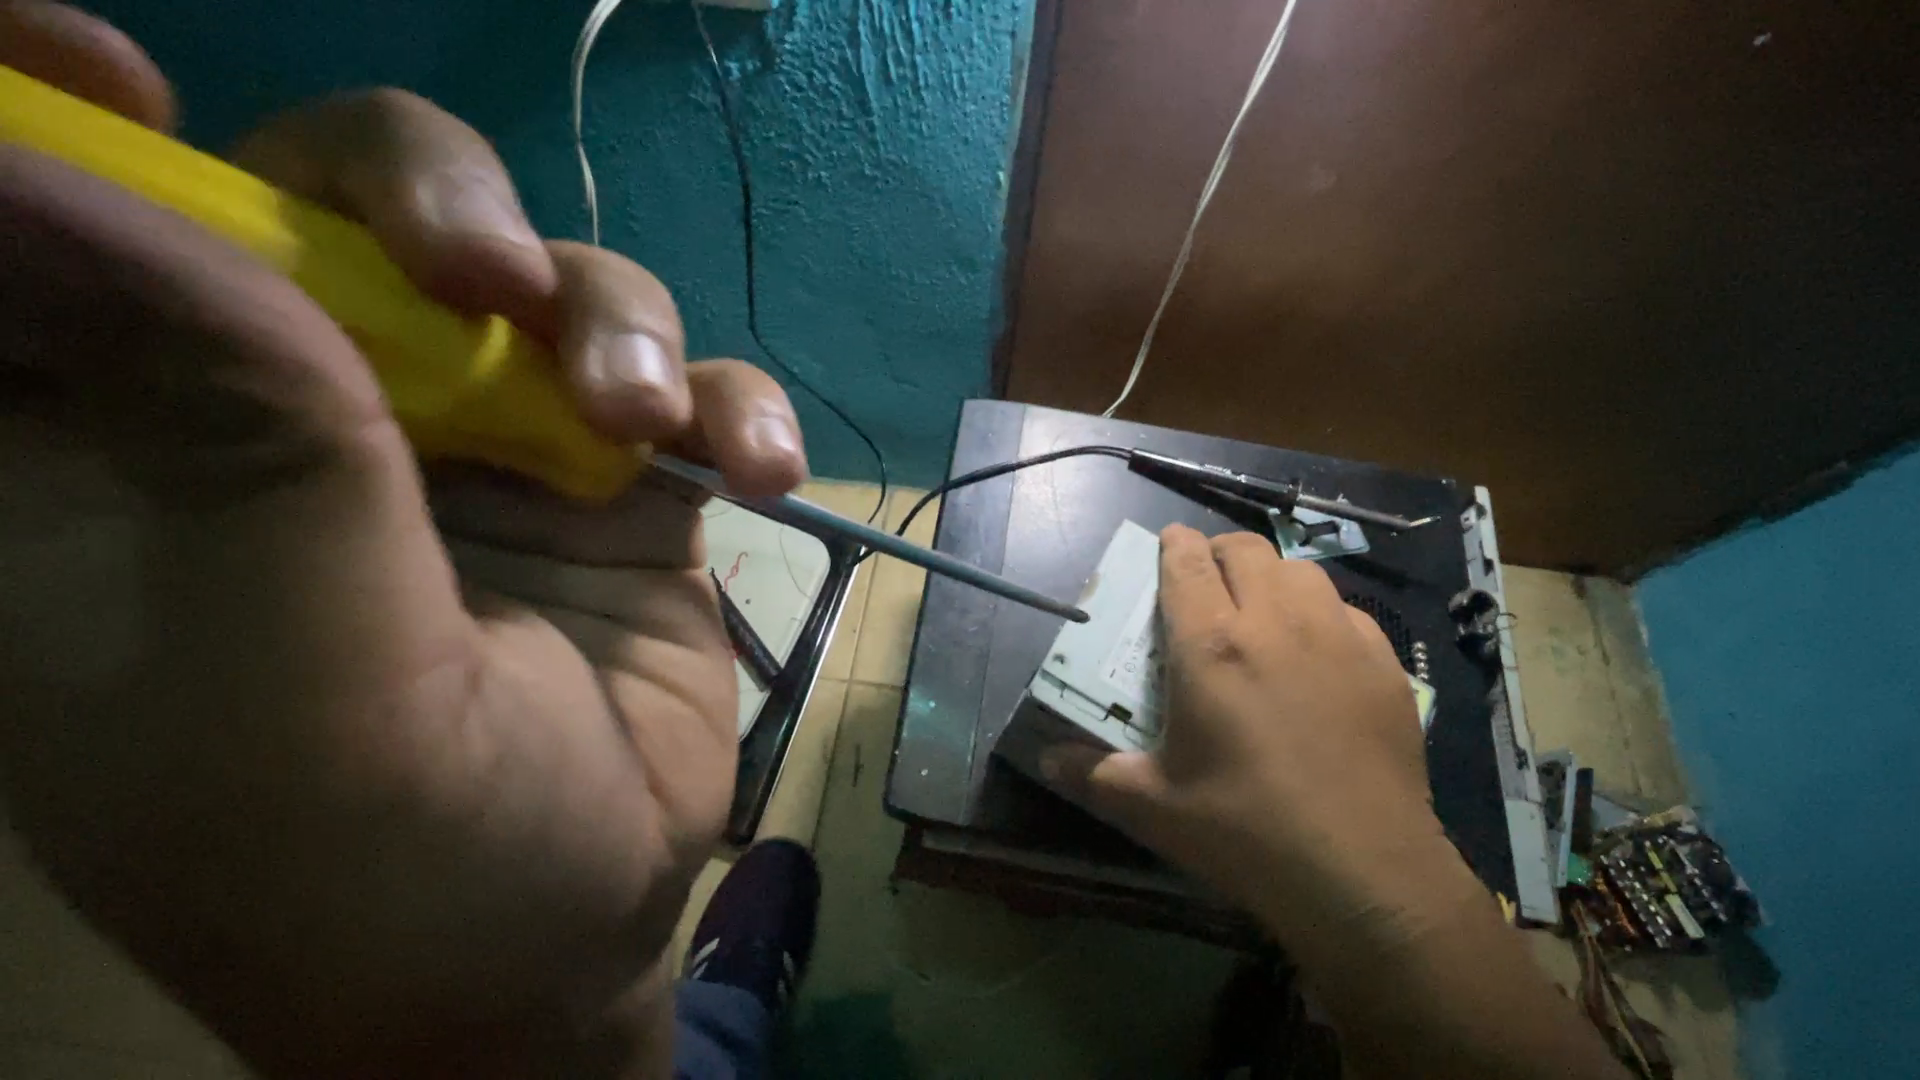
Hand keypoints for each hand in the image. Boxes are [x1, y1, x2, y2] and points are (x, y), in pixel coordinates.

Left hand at [0, 6, 800, 1076]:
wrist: (575, 938)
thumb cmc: (390, 868)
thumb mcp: (294, 687)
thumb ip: (236, 450)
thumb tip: (72, 177)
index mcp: (150, 465)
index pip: (71, 244)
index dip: (68, 130)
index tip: (111, 75)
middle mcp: (332, 426)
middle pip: (367, 212)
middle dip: (443, 208)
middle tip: (502, 286)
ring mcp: (504, 450)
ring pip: (567, 289)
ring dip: (626, 331)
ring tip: (649, 425)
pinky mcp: (635, 487)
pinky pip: (697, 393)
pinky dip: (736, 410)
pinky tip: (762, 473)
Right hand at [1045, 526, 1475, 938]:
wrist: (1365, 874)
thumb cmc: (1246, 832)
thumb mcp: (1154, 808)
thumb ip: (1093, 774)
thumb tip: (1045, 760)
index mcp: (1212, 647)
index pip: (1186, 563)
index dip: (1173, 544)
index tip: (1166, 544)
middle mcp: (1276, 624)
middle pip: (1245, 550)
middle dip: (1218, 551)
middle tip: (1205, 580)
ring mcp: (1338, 639)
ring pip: (1301, 571)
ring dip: (1271, 575)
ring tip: (1260, 608)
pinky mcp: (1385, 665)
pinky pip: (1348, 610)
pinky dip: (1321, 611)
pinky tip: (1316, 650)